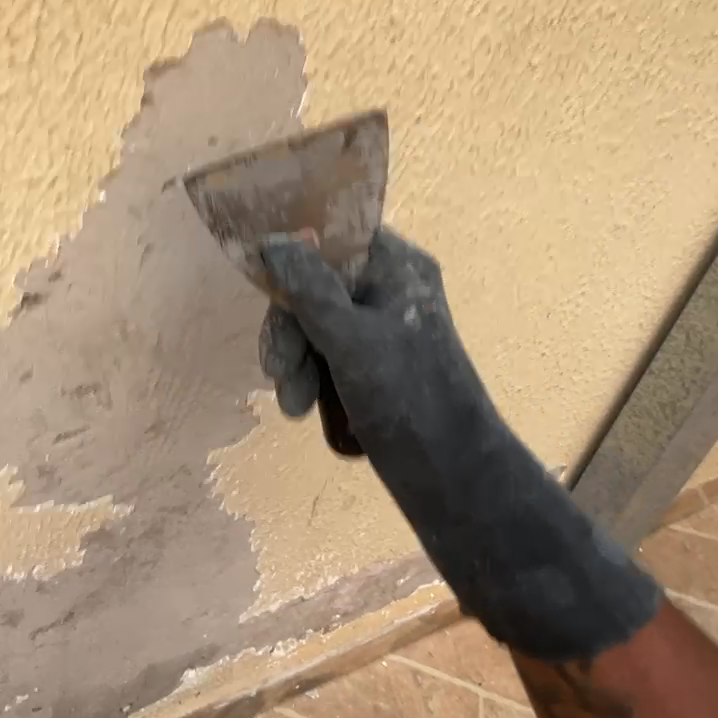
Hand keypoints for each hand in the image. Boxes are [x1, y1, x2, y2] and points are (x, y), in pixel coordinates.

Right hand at [258, 229, 658, 661]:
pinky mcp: (367, 367)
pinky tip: (307, 410)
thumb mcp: (349, 338)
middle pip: (311, 284)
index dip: (294, 250)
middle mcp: (387, 291)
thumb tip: (272, 238)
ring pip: (310, 323)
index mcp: (397, 269)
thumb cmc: (409, 400)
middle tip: (277, 371)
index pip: (334, 234)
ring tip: (296, 406)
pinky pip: (320, 354)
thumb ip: (308, 287)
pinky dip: (308, 379)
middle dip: (289, 330)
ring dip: (295, 362)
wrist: (456, 484)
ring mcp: (377, 330)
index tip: (262, 279)